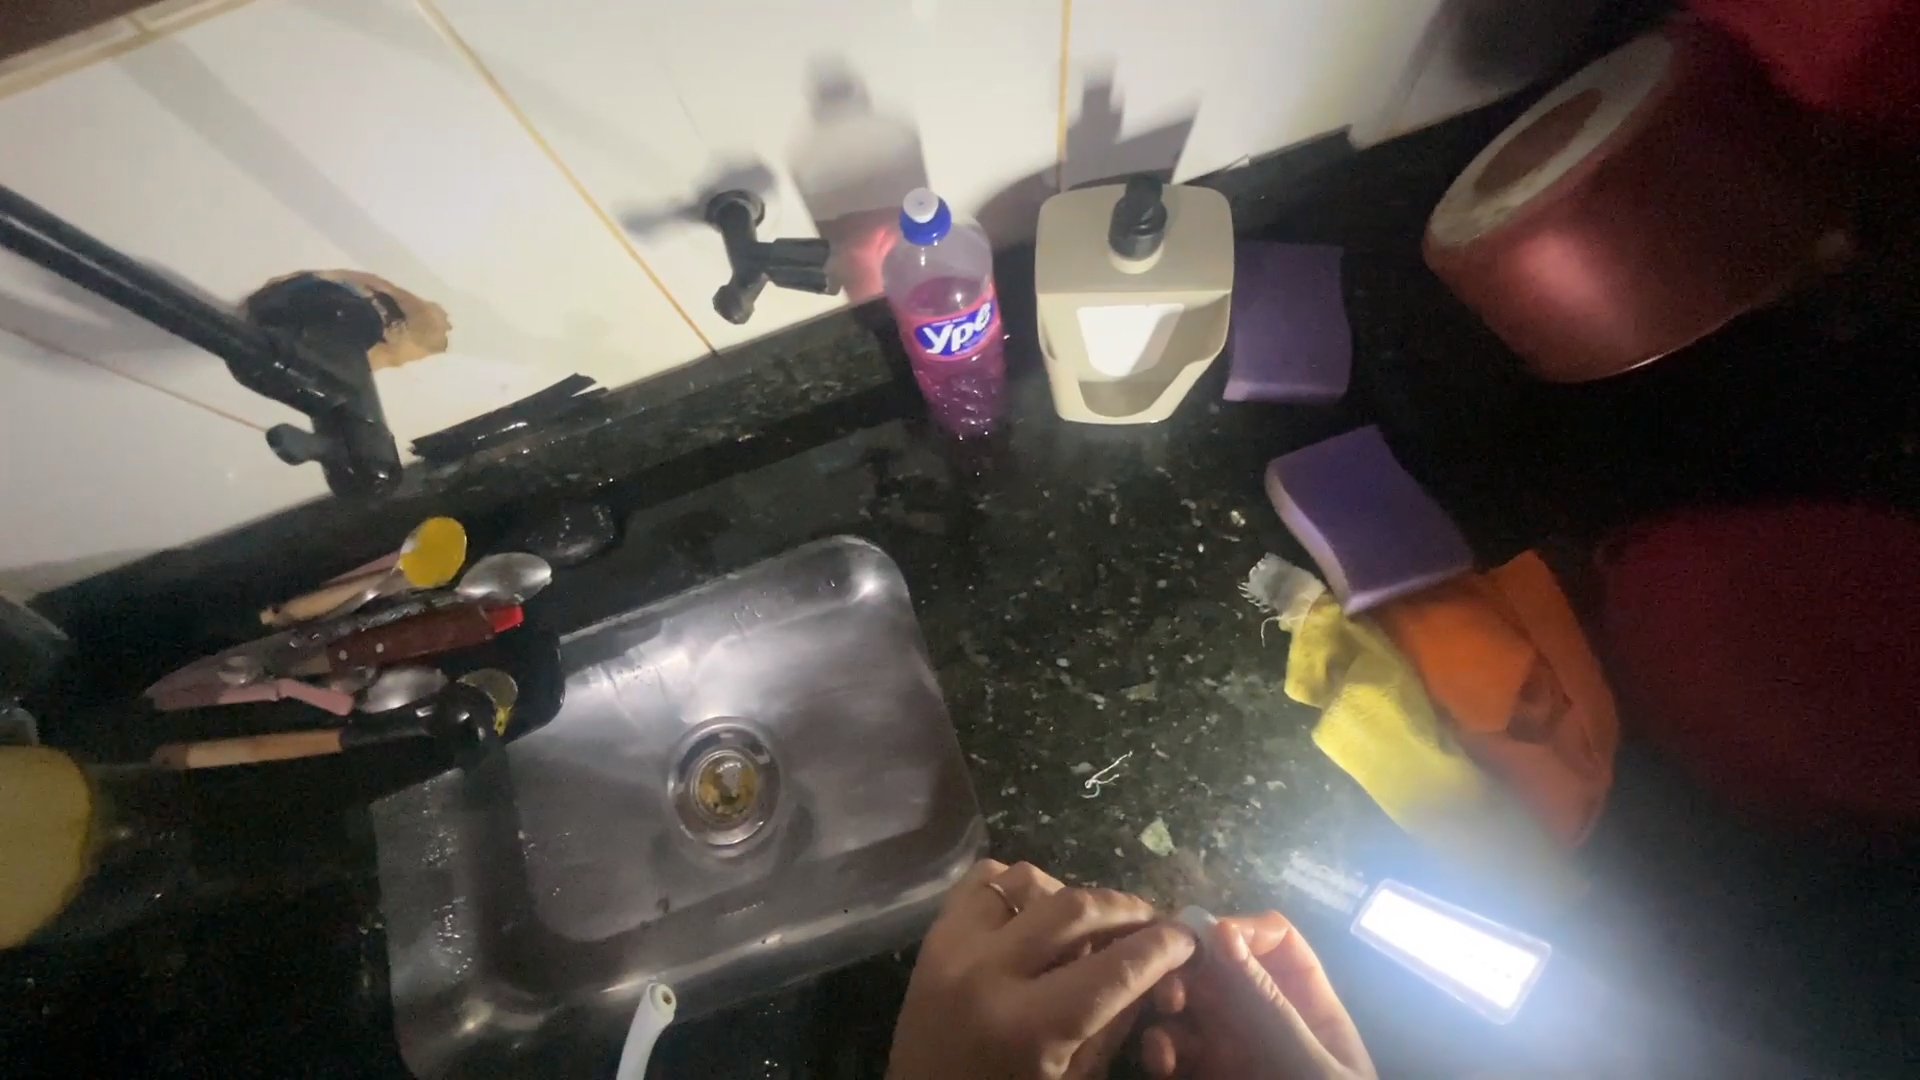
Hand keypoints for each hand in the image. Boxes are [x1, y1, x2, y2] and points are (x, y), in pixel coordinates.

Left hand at [887, 860, 1197, 1079]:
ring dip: (1069, 896)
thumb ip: (1113, 1022)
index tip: (1186, 936)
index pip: (1111, 971)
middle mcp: (987, 971)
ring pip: (1029, 880)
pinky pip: (986, 878)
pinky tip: (1034, 912)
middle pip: (1074, 910)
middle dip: (1124, 910)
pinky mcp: (935, 930)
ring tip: (1086, 924)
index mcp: (1025, 1027)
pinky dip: (1019, 885)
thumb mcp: (1072, 1079)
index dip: (1158, 949)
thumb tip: (1155, 967)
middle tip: (1150, 921)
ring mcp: (953, 942)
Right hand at [1140, 913, 1373, 1079]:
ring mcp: (1235, 1051)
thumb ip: (1267, 1005)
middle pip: (1222, 963)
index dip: (1242, 930)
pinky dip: (1161, 1046)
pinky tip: (1159, 1061)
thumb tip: (1222, 931)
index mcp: (1309, 1008)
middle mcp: (1266, 1019)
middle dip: (1189, 965)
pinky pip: (1176, 1047)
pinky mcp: (1206, 1078)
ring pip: (1192, 1002)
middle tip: (1168, 984)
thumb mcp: (1310, 1072)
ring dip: (1168, 1005)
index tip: (1207, 941)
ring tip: (1161, 1030)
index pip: (1276, 940)